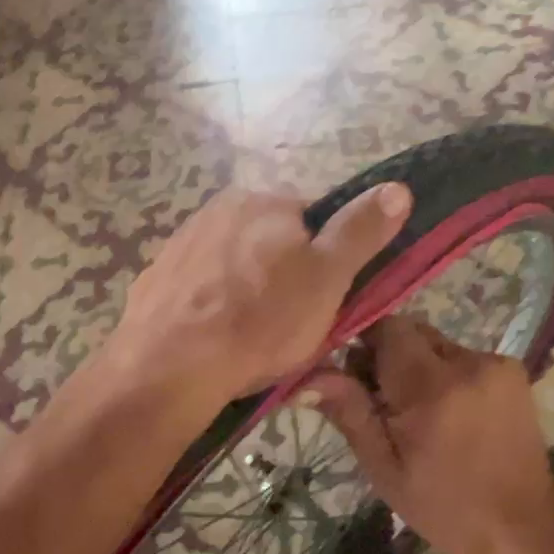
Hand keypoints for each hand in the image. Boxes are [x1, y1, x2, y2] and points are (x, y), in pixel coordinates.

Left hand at [106, 184, 411, 401]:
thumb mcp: (328, 277)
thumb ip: (360, 230)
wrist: (169, 366)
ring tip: (255, 343)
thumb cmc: (261, 320)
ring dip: (249, 295)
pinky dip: (213, 311)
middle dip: (286, 278)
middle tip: (295, 329)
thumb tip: (398, 187)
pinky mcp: (156, 281)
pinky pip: (200, 291)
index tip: (331, 300)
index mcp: (263, 201)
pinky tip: (217, 343)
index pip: (313, 219)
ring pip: (235, 268)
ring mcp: (181, 244)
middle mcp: (218, 209)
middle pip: (272, 244)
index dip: (330, 261)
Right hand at [305, 316, 553, 553]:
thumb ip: (349, 412)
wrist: (522, 527)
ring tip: (421, 417)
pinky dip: (448, 376)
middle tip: (385, 406)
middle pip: (412, 332)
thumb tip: (306, 376)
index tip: (355, 377)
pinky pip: (463, 357)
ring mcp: (496, 364)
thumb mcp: (384, 467)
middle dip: (390, 359)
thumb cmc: (443, 506)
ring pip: (436, 344)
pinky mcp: (513, 370)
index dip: (364, 344)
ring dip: (420, 368)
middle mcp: (467, 361)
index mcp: (430, 386)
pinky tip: (452, 416)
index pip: (386, 327)